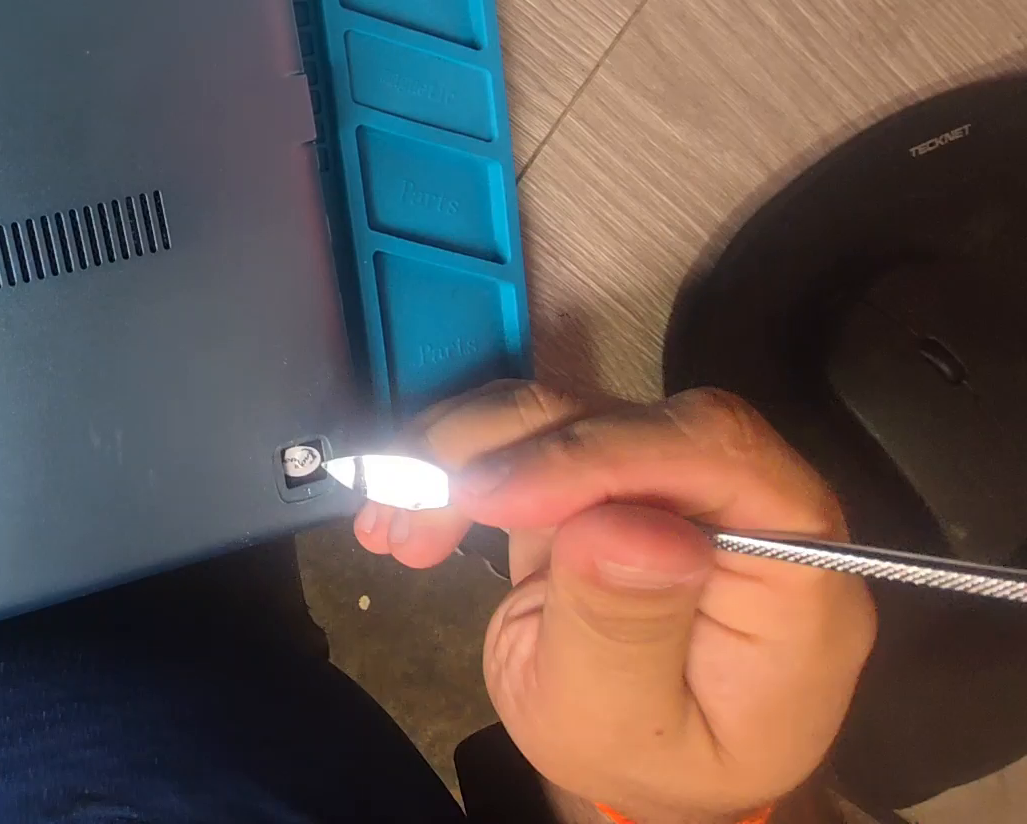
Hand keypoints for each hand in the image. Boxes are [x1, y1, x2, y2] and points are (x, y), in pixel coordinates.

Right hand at [355, 383, 875, 823]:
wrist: (620, 756)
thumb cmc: (640, 757)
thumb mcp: (624, 720)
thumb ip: (628, 625)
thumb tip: (630, 525)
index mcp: (781, 567)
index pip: (715, 451)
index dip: (599, 452)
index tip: (491, 499)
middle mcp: (716, 500)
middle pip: (604, 414)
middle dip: (490, 453)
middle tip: (409, 518)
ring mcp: (641, 481)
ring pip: (535, 415)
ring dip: (443, 458)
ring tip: (389, 529)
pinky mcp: (575, 479)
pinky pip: (498, 440)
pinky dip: (432, 466)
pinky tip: (394, 516)